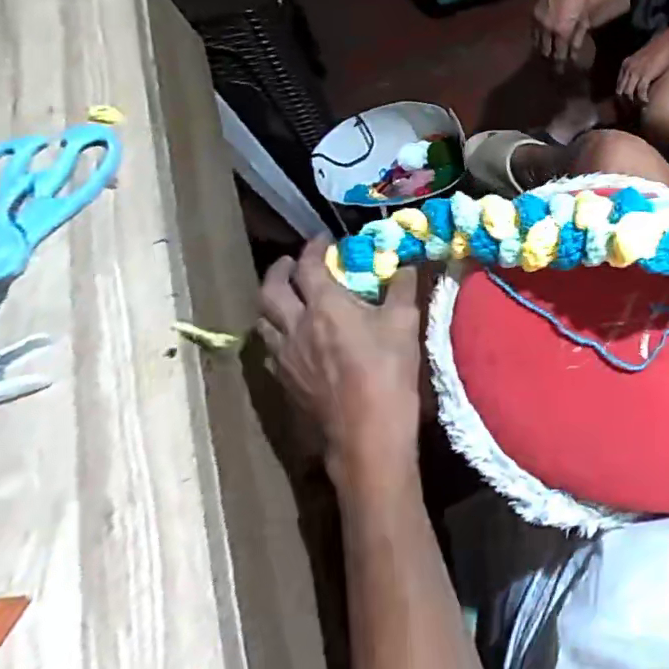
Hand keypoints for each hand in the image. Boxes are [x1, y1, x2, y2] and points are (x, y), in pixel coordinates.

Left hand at [258, 237, 423, 470]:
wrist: (365, 429)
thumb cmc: (388, 369)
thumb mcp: (405, 321)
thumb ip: (402, 287)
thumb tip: (404, 264)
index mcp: (325, 305)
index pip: (308, 266)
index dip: (314, 248)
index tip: (324, 239)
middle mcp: (296, 325)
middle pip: (271, 290)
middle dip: (280, 270)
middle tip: (292, 262)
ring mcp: (284, 355)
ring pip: (263, 319)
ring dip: (272, 299)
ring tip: (287, 295)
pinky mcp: (283, 379)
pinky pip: (269, 346)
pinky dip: (276, 330)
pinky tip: (291, 336)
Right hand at [532, 0, 590, 68]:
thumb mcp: (583, 19)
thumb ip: (577, 38)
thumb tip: (572, 55)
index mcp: (561, 31)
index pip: (558, 55)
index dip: (559, 65)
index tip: (560, 72)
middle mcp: (546, 27)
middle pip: (544, 50)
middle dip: (548, 59)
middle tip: (552, 66)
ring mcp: (538, 18)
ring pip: (536, 41)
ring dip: (541, 48)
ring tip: (545, 54)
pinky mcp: (533, 10)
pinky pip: (533, 29)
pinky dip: (537, 36)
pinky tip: (541, 38)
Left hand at [616, 32, 668, 107]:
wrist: (668, 44)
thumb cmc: (659, 50)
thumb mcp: (643, 59)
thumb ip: (638, 68)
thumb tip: (640, 79)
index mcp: (626, 64)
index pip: (618, 84)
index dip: (621, 96)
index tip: (627, 104)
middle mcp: (628, 68)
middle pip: (620, 91)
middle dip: (625, 102)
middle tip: (632, 111)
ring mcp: (635, 72)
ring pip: (628, 93)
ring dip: (633, 103)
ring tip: (639, 109)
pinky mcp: (645, 76)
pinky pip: (640, 93)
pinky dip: (643, 100)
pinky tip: (647, 103)